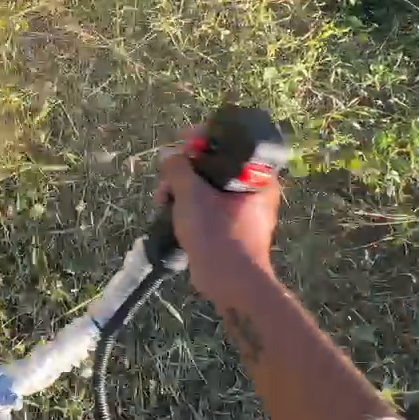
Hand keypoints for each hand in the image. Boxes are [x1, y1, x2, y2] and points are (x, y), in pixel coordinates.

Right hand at [156, 135, 281, 307]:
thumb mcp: (191, 194)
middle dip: (183, 169)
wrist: (230, 282)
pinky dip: (188, 204)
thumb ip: (177, 168)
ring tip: (162, 200)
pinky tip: (169, 211)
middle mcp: (253, 188)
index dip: (201, 137)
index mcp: (256, 175)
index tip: (180, 140)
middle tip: (166, 180)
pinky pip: (206, 204)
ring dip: (181, 188)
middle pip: (212, 164)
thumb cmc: (217, 233)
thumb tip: (168, 156)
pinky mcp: (229, 225)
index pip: (229, 142)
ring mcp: (241, 208)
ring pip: (206, 185)